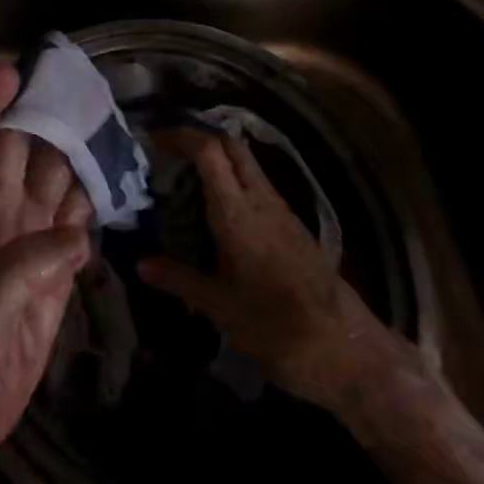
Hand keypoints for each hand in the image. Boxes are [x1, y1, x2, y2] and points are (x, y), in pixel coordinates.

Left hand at [0, 66, 92, 483]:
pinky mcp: (53, 270)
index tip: (10, 71)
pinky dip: (92, 200)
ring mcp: (26, 241)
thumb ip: (22, 268)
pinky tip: (112, 180)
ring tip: (107, 124)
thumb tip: (76, 234)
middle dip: (43, 117)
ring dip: (76, 154)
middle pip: (20, 153)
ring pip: (53, 182)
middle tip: (80, 87)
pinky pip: (75, 222)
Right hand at [138, 126, 418, 408]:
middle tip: (168, 149)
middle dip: (199, 136)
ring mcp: (280, 208)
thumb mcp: (219, 307)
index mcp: (238, 214)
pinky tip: (215, 205)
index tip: (155, 139)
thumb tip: (141, 263)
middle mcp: (260, 200)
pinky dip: (231, 178)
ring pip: (247, 162)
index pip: (211, 151)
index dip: (182, 136)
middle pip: (232, 145)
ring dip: (217, 156)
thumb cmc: (274, 326)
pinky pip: (256, 183)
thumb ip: (178, 279)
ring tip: (185, 175)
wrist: (342, 348)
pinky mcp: (292, 222)